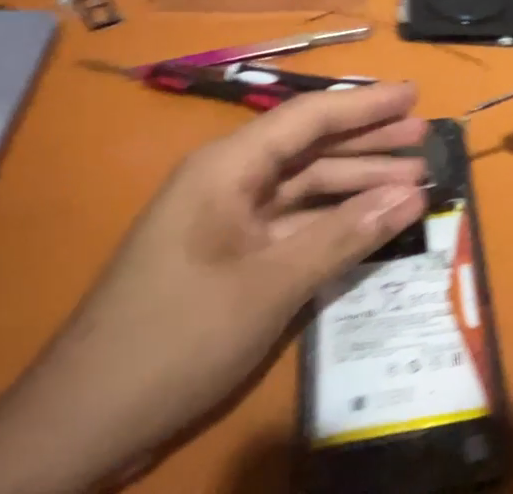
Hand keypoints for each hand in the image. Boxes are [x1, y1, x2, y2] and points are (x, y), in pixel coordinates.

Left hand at [0, 82, 430, 493]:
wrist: (85, 418)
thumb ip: (345, 233)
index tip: (415, 94)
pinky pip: (291, 224)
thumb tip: (413, 195)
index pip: (308, 117)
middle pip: (309, 148)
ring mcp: (226, 222)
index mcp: (227, 168)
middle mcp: (227, 182)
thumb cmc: (180, 335)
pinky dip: (332, 222)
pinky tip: (371, 226)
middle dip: (368, 142)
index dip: (365, 104)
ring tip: (414, 181)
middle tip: (426, 139)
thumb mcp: (272, 283)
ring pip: (303, 187)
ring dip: (356, 184)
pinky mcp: (228, 259)